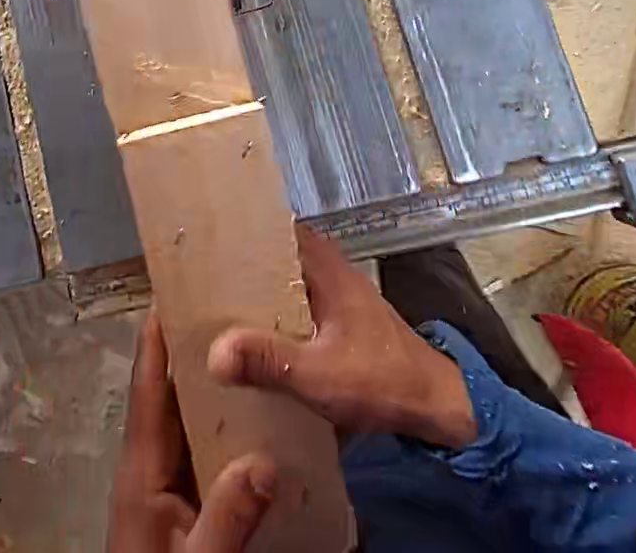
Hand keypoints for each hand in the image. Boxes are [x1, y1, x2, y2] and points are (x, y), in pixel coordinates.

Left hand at [108, 311, 278, 552]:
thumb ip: (227, 520)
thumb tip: (265, 459)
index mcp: (143, 469)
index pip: (148, 388)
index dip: (156, 339)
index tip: (173, 291)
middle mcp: (151, 463)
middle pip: (168, 391)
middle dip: (190, 346)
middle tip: (228, 303)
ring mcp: (168, 479)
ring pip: (188, 414)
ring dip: (211, 377)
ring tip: (248, 337)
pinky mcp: (187, 495)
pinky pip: (205, 441)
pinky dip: (225, 415)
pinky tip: (258, 403)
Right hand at [207, 226, 477, 448]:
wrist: (433, 405)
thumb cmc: (381, 380)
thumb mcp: (320, 374)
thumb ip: (270, 361)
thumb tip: (215, 352)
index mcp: (327, 269)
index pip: (281, 230)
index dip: (247, 230)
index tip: (210, 237)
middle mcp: (331, 273)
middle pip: (280, 255)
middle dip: (245, 263)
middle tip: (201, 275)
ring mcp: (337, 297)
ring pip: (288, 281)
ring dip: (260, 290)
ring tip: (215, 303)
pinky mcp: (340, 322)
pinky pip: (298, 304)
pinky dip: (275, 312)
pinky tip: (251, 335)